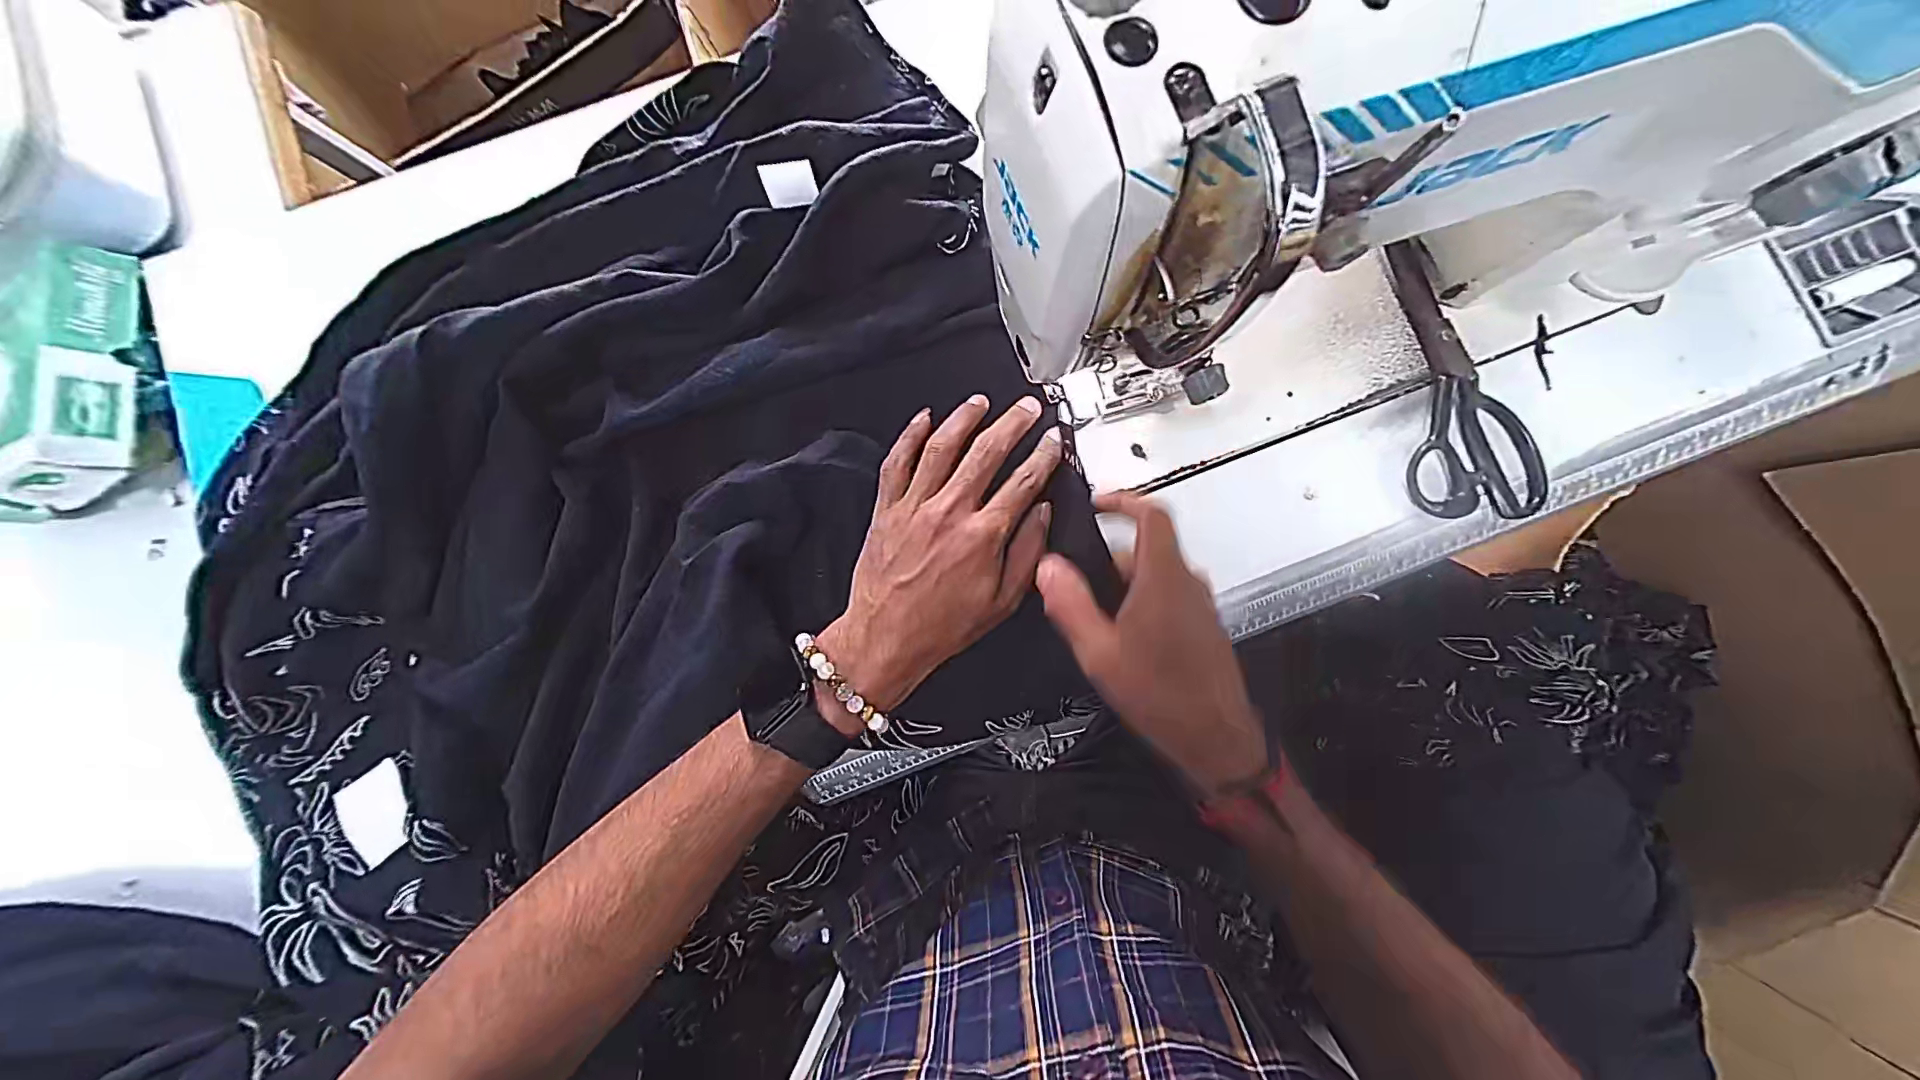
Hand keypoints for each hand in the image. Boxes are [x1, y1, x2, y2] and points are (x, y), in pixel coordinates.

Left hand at [815, 395, 1062, 731]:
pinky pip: (897, 462)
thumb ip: (1027, 553)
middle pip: (986, 452)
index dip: (1043, 455)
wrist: (886, 637)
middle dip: (1012, 423)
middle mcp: (949, 514)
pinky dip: (909, 436)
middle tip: (1025, 408)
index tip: (1052, 441)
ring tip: (979, 403)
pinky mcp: (887, 510)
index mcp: (982, 536)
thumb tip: (1041, 517)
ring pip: (941, 447)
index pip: (1022, 481)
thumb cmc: (940, 626)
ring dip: (964, 419)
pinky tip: (923, 420)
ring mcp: (915, 507)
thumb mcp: (1002, 601)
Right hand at [1035, 492, 1267, 795]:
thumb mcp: (1098, 651)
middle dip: (1111, 559)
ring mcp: (1200, 603)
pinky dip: (1144, 601)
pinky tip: (1126, 639)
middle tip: (1081, 584)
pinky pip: (1171, 595)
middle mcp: (1188, 583)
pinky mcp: (1204, 624)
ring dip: (1127, 584)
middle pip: (1147, 548)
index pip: (1152, 515)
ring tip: (1100, 620)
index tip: (1100, 504)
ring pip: (1158, 574)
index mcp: (1163, 578)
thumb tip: (1049, 567)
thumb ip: (1070, 603)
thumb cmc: (1161, 696)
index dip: (1124, 501)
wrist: (1214, 735)